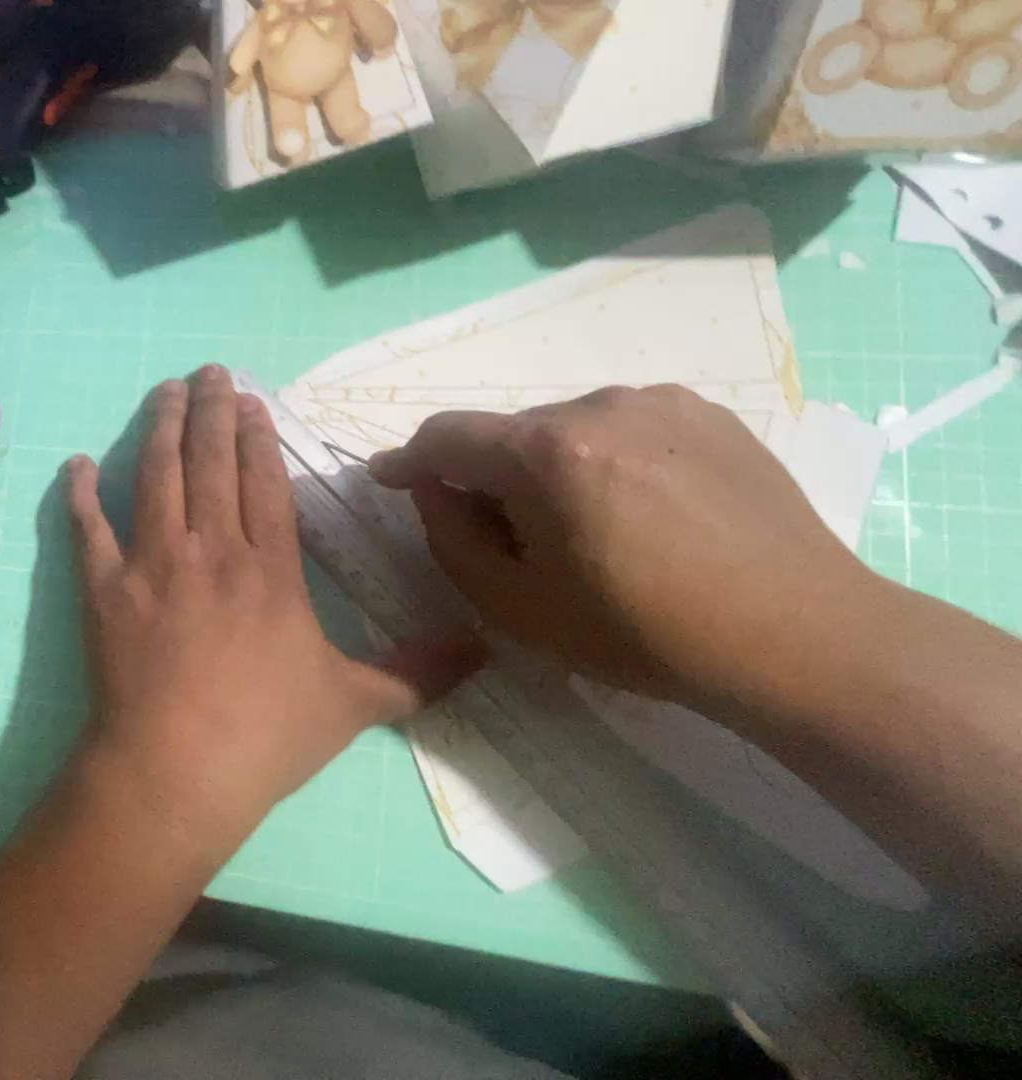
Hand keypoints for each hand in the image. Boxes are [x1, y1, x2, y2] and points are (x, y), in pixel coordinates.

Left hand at [64, 366, 483, 857]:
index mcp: (270, 570)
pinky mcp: (102, 589)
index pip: (263, 481)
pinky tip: (79, 463)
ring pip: (155, 478)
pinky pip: (86, 529)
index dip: (255, 435)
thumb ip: (418, 672)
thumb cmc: (264, 737)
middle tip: (207, 372)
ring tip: (164, 392)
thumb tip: (488, 649)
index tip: (249, 399)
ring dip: (159, 429)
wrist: (174, 771)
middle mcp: (210, 551)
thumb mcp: (355, 705)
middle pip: (208, 463)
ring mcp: (150, 565)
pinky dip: (81, 493)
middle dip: (209, 410)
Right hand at [369, 384, 872, 710]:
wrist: (797, 637)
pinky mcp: (709, 415)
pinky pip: (621, 428)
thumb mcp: (511, 602)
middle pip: (507, 434)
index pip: (446, 436)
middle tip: (504, 536)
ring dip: (545, 467)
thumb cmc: (637, 631)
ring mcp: (661, 404)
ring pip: (564, 429)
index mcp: (544, 452)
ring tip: (579, 526)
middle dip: (487, 476)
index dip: (407, 459)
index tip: (388, 478)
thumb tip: (433, 488)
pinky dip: (600, 459)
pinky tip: (634, 510)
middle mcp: (599, 406)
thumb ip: (448, 535)